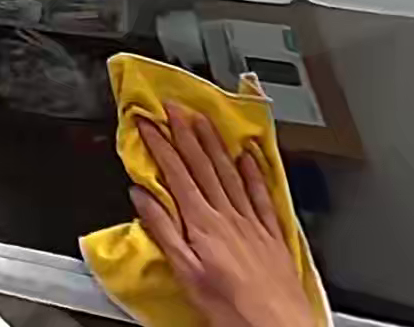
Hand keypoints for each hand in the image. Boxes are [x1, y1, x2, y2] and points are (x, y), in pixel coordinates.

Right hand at [130, 106, 318, 326]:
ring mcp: (252, 223)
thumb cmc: (230, 309)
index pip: (176, 172)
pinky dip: (254, 173)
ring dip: (214, 143)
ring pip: (230, 173)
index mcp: (202, 223)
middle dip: (185, 132)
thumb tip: (140, 195)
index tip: (147, 121)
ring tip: (203, 119)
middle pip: (202, 165)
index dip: (160, 143)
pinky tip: (248, 156)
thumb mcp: (186, 275)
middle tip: (174, 106)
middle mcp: (227, 215)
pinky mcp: (273, 237)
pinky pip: (261, 197)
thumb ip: (163, 231)